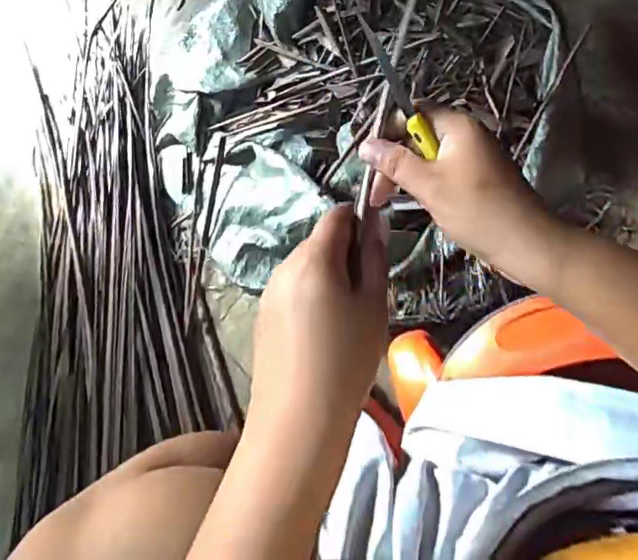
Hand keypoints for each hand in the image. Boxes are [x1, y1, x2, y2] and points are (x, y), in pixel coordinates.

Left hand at [249, 205, 388, 433]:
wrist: (298, 421)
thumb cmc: (346, 360)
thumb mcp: (373, 306)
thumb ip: (375, 258)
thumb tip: (375, 223)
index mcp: (313, 258)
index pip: (336, 215)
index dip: (359, 221)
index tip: (375, 248)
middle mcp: (285, 265)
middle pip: (320, 241)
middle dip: (344, 254)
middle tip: (365, 293)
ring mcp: (269, 290)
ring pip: (305, 266)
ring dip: (327, 276)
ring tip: (344, 320)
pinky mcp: (262, 314)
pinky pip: (291, 289)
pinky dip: (309, 297)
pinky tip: (320, 336)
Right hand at [359, 107, 569, 288]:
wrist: (529, 246)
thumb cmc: (478, 211)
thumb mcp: (429, 186)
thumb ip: (395, 163)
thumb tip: (365, 145)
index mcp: (458, 125)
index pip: (413, 111)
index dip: (388, 130)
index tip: (370, 158)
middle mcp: (467, 133)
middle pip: (419, 134)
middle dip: (395, 158)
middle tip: (377, 190)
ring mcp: (474, 155)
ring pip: (429, 156)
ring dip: (409, 174)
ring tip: (389, 198)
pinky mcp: (479, 176)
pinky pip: (444, 170)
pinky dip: (427, 183)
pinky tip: (418, 202)